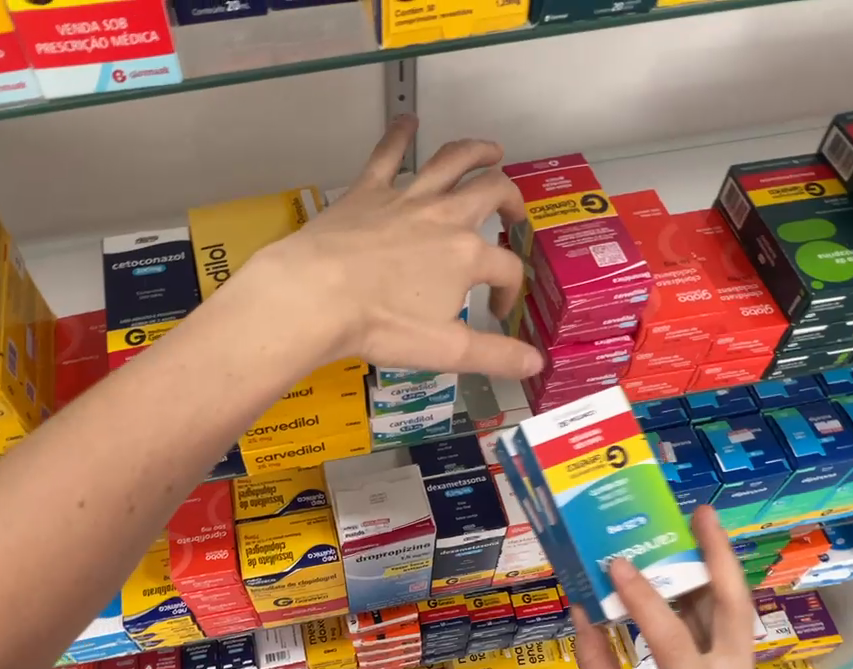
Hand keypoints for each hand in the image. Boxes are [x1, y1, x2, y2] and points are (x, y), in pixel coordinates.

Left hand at [247, 115, 541, 379]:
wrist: (317, 296)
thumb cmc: (382, 326)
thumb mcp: (446, 350)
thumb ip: (495, 355)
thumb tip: (536, 363)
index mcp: (467, 257)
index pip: (505, 270)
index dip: (510, 291)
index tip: (497, 311)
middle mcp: (445, 217)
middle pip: (492, 194)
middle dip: (511, 202)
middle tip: (514, 212)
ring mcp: (406, 199)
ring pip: (452, 161)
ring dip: (477, 152)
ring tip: (492, 150)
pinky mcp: (368, 191)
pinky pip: (389, 152)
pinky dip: (401, 133)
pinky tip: (408, 121)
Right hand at [571, 506, 758, 668]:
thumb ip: (597, 663)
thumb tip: (581, 610)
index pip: (671, 639)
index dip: (643, 599)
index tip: (617, 564)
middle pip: (734, 608)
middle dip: (719, 556)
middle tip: (700, 513)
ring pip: (735, 610)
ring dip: (717, 567)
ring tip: (697, 526)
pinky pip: (726, 622)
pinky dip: (709, 591)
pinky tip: (690, 566)